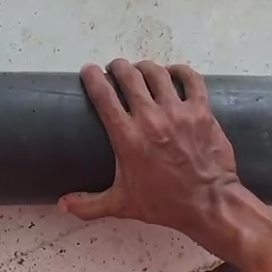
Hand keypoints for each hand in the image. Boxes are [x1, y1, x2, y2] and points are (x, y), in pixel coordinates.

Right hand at [60, 60, 261, 255]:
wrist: (208, 204)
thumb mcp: (122, 205)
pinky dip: (180, 71)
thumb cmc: (164, 204)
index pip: (103, 95)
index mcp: (127, 137)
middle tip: (115, 69)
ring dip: (145, 67)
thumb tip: (62, 205)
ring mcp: (178, 112)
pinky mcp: (201, 111)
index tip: (88, 70)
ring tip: (141, 70)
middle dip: (118, 67)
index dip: (92, 77)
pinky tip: (173, 72)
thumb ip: (89, 205)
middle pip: (129, 77)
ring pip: (158, 74)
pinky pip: (191, 79)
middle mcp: (150, 119)